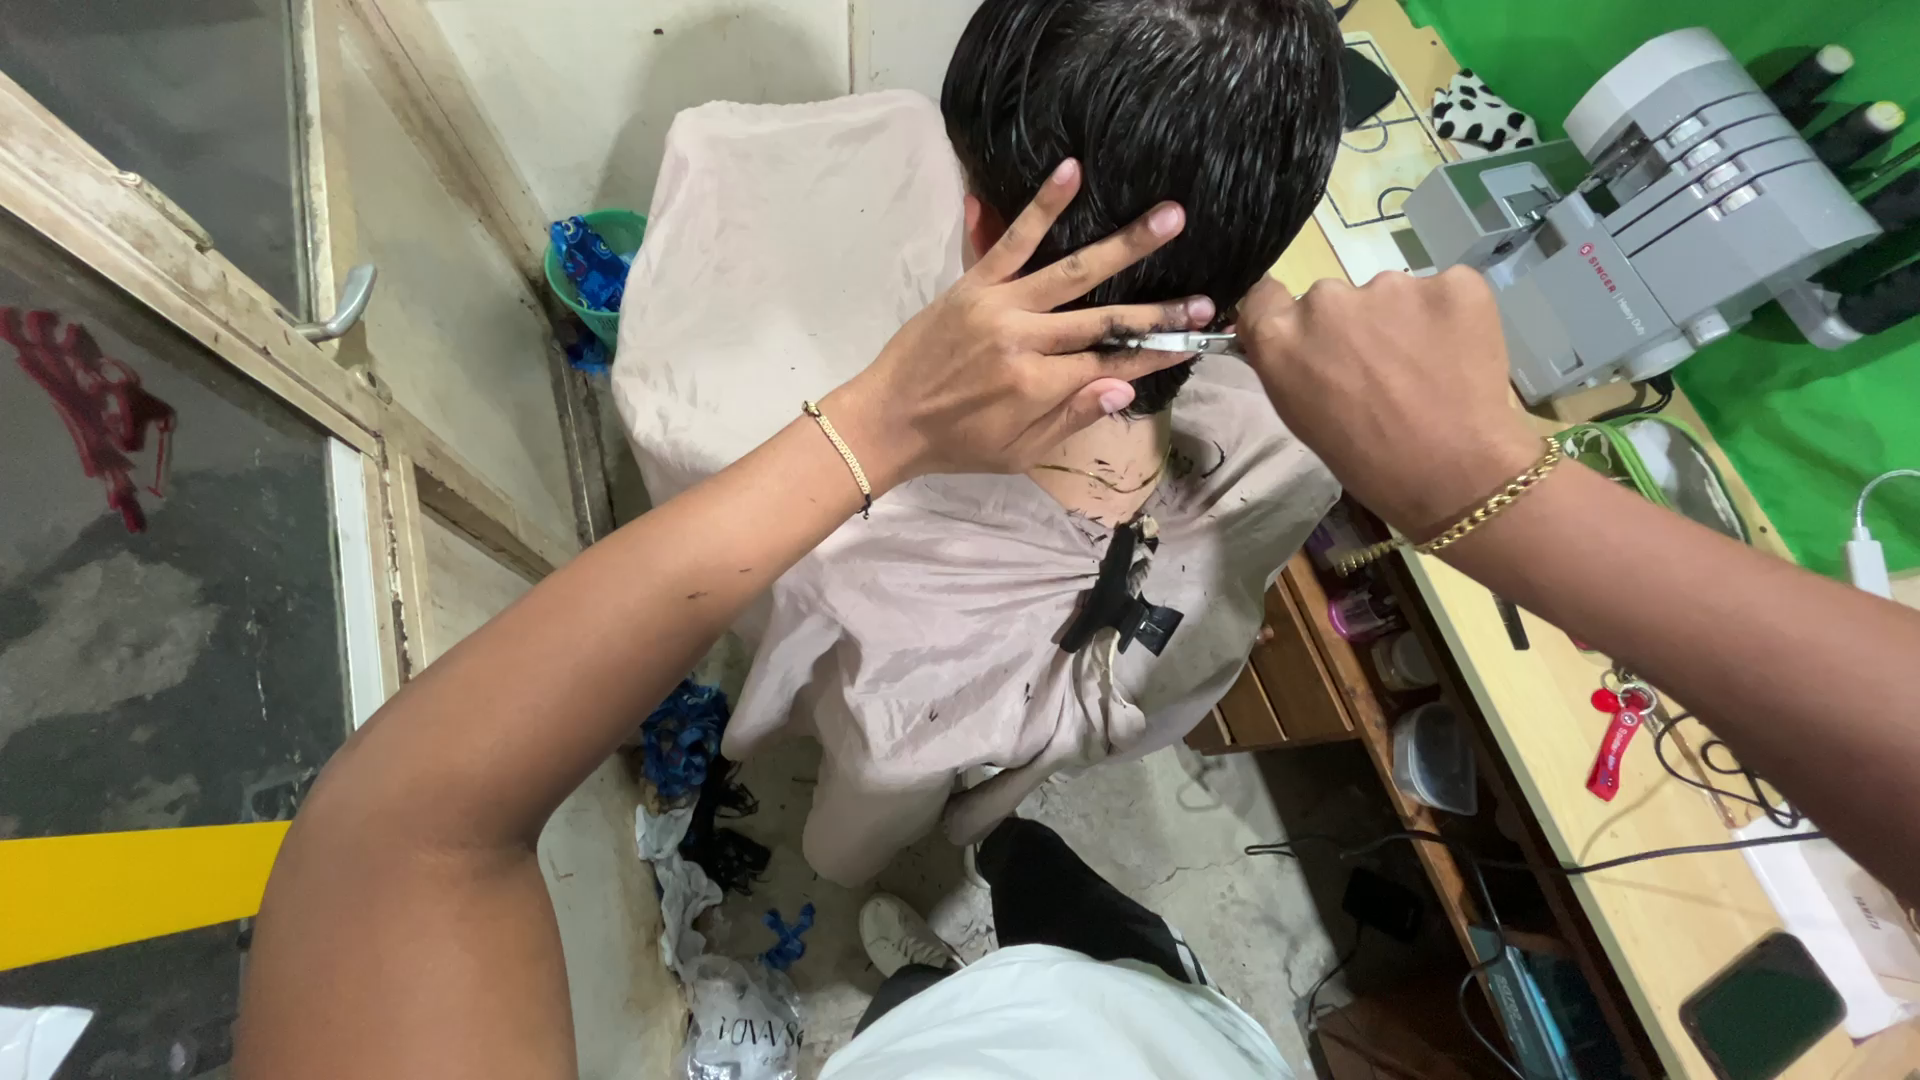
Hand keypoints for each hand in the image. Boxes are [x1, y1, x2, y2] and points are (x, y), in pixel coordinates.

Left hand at [821, 159, 1213, 487]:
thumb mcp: (1017, 452)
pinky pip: (1009, 241)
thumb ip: (1070, 417)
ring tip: (1169, 216)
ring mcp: (999, 306)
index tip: (1194, 339)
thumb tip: (1125, 388)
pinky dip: (1041, 206)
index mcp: (1038, 386)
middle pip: (1104, 320)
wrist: (886, 421)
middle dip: (1158, 311)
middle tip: (1205, 294)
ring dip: (1123, 245)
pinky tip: (1072, 171)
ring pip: (1072, 272)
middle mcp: (1025, 341)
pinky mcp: (972, 284)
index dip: (1154, 353)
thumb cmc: (955, 446)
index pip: (1110, 364)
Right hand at [1238, 268, 1540, 537]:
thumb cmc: (1359, 454)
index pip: (1263, 296)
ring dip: (1396, 321)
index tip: (1305, 337)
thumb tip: (1298, 339)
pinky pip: (1441, 291)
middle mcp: (1325, 298)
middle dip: (1346, 324)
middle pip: (1328, 298)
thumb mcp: (1296, 411)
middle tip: (1372, 368)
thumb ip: (1288, 361)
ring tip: (1420, 368)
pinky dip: (1445, 317)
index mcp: (1280, 334)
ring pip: (1387, 294)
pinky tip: (1453, 356)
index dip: (1282, 313)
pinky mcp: (1452, 282)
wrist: (1448, 468)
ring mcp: (1391, 284)